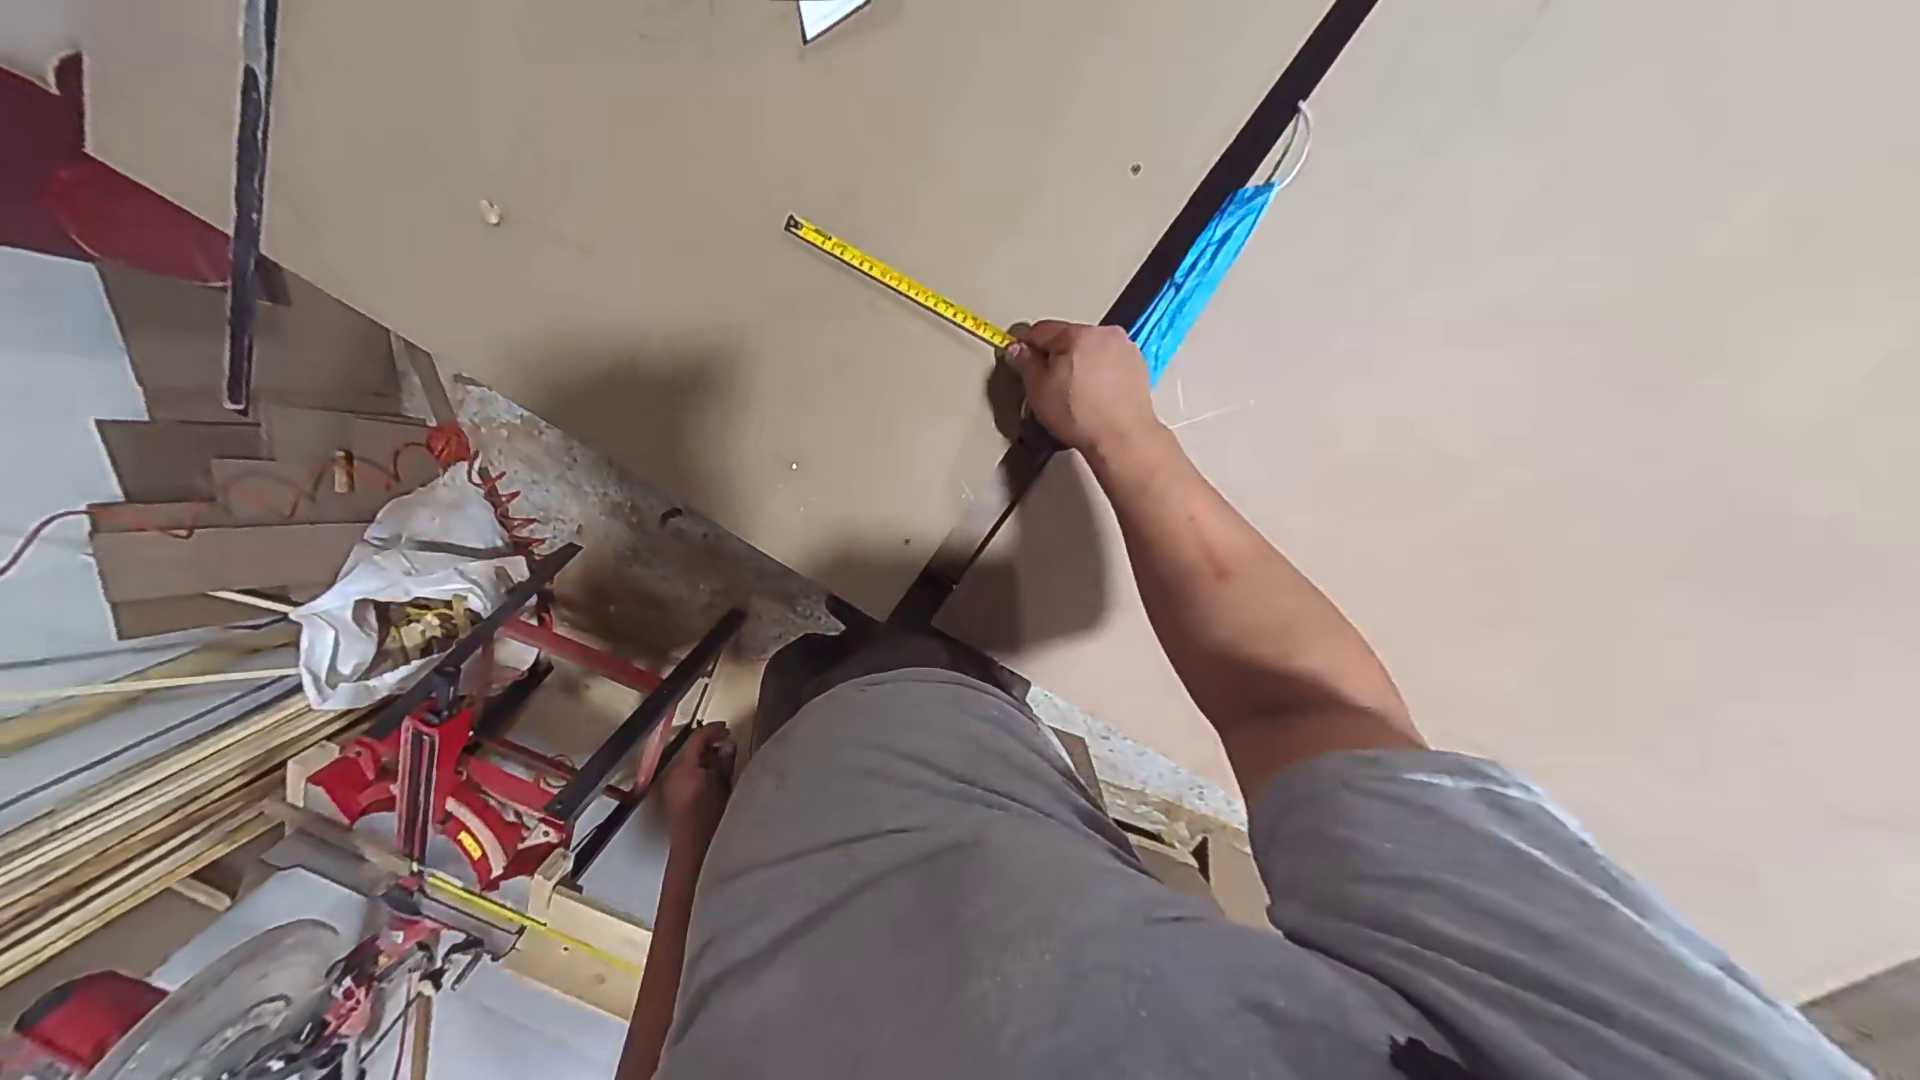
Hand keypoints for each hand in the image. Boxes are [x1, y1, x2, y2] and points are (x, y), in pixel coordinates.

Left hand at [660, 723, 734, 847]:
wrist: (695, 850)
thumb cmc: (713, 816)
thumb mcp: (724, 784)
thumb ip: (725, 761)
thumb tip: (727, 743)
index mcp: (684, 768)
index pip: (697, 739)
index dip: (713, 730)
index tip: (728, 727)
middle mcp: (674, 774)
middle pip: (691, 750)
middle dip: (710, 743)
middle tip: (729, 741)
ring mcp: (672, 786)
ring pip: (690, 762)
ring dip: (706, 756)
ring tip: (725, 758)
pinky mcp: (675, 797)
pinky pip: (688, 774)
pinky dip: (701, 768)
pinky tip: (715, 775)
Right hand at [1003, 320, 1162, 454]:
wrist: (1121, 438)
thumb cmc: (1082, 417)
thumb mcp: (1038, 390)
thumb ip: (1025, 363)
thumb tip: (1019, 351)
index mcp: (1078, 334)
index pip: (1041, 330)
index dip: (1026, 346)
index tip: (1021, 359)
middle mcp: (1104, 334)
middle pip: (1068, 338)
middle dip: (1056, 356)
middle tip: (1048, 385)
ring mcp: (1124, 348)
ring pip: (1090, 349)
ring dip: (1079, 363)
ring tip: (1074, 394)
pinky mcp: (1137, 366)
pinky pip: (1109, 362)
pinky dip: (1099, 373)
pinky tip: (1094, 396)